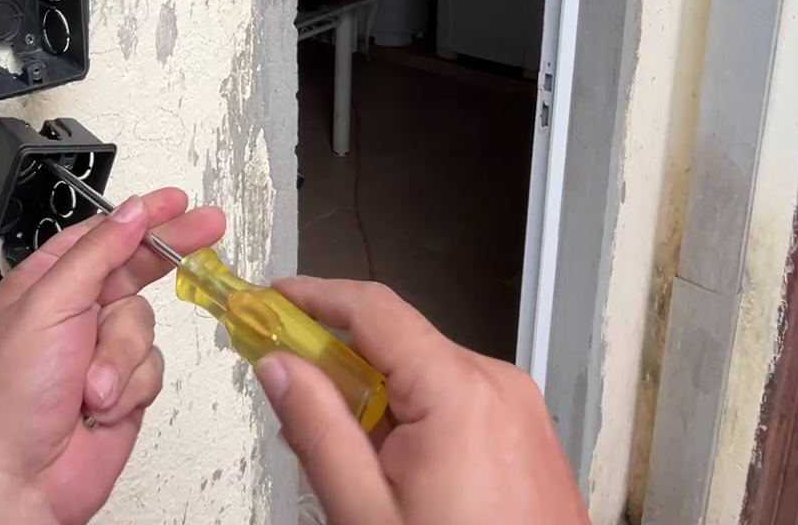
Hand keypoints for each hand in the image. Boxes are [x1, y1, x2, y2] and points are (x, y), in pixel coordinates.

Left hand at [0, 188, 226, 524]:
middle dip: (169, 251)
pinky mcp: (123, 384)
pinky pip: (153, 365)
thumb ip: (96, 255)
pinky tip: (101, 406)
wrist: (18, 486)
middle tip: (208, 226)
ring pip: (145, 322)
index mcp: (48, 282)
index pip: (105, 233)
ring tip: (90, 387)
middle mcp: (76, 311)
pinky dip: (131, 385)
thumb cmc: (6, 402)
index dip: (143, 215)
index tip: (177, 201)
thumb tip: (131, 213)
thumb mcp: (48, 308)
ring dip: (122, 355)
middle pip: (136, 266)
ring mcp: (101, 348)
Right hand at [255, 278, 586, 524]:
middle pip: (396, 341)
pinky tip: (391, 468)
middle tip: (291, 394)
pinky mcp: (528, 435)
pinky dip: (412, 415)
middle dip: (339, 360)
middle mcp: (496, 382)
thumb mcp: (366, 516)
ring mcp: (519, 409)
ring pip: (423, 372)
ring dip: (375, 394)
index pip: (372, 308)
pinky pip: (455, 400)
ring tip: (343, 456)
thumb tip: (276, 363)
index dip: (315, 295)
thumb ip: (318, 429)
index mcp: (459, 390)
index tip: (270, 300)